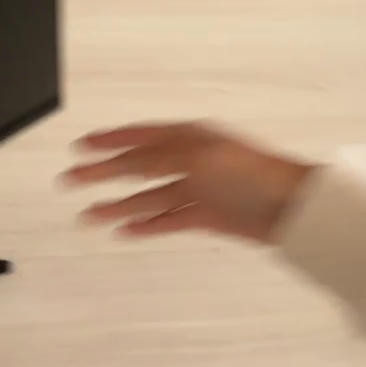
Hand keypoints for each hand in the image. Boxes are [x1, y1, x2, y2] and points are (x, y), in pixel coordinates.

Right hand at [62, 121, 316, 242]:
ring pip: (148, 196)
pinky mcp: (207, 216)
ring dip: (118, 205)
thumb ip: (158, 157)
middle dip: (103, 173)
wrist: (293, 208)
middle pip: (137, 166)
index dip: (108, 141)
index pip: (138, 136)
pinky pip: (168, 219)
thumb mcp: (198, 157)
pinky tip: (126, 231)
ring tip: (89, 216)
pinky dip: (146, 225)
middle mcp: (190, 160)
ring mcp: (198, 189)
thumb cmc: (251, 174)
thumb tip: (124, 159)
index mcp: (188, 136)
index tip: (81, 146)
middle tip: (72, 180)